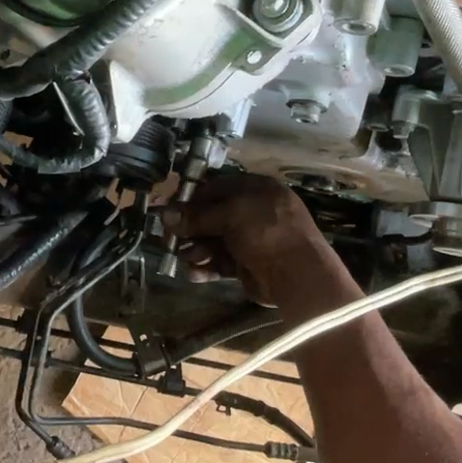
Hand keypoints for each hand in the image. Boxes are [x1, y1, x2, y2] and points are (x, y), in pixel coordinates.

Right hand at [160, 174, 332, 303]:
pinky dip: (206, 266)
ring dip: (196, 249)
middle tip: (170, 238)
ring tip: (185, 257)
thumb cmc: (266, 232)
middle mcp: (254, 212)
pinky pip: (220, 262)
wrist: (297, 275)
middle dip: (191, 228)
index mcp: (256, 190)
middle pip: (212, 216)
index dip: (192, 198)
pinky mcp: (247, 264)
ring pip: (214, 241)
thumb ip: (197, 216)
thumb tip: (164, 214)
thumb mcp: (231, 216)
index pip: (216, 188)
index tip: (171, 210)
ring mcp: (251, 239)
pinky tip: (194, 272)